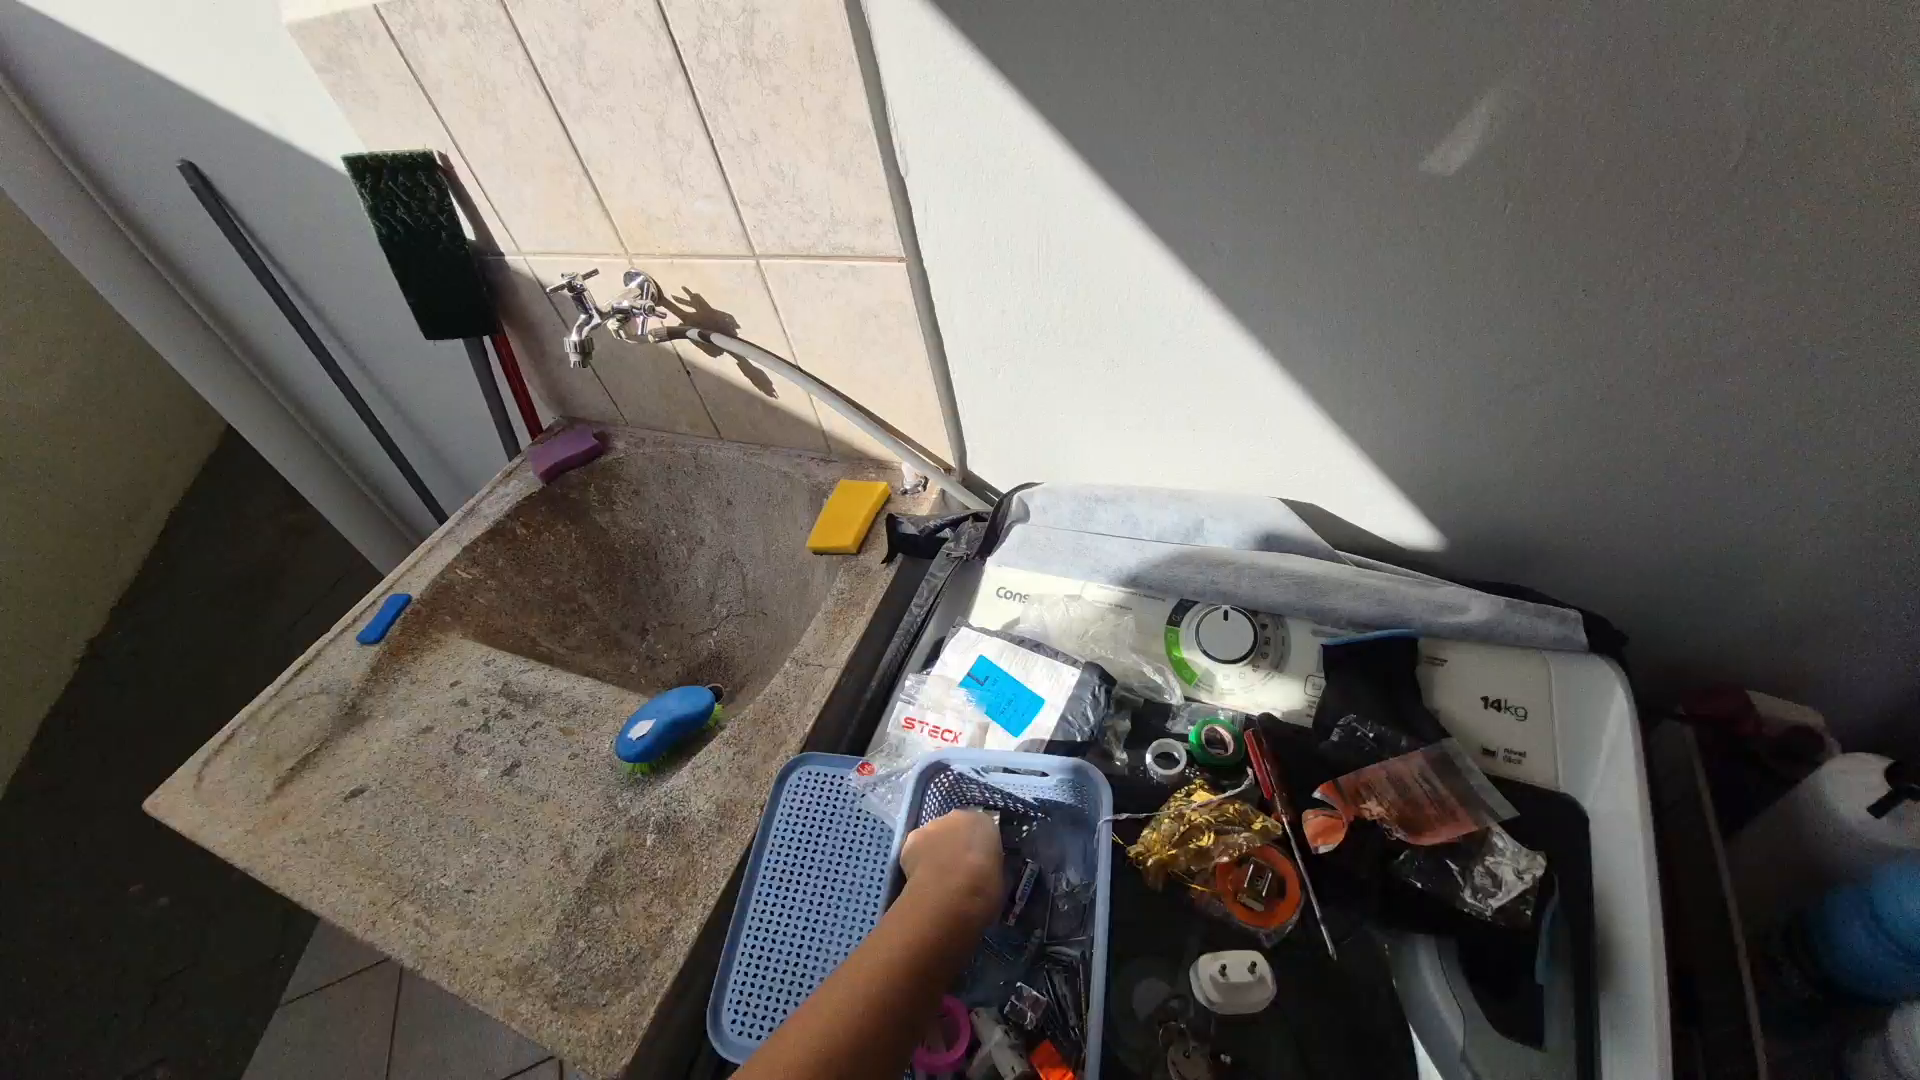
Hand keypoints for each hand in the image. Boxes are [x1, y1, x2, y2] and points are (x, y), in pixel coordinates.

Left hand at [899, 809, 1003, 926]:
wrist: (948, 898)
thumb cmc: (983, 889)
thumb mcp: (1000, 878)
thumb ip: (992, 865)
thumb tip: (988, 868)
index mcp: (983, 822)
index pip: (984, 829)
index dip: (981, 847)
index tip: (980, 864)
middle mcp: (956, 816)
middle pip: (957, 828)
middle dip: (957, 844)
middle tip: (960, 870)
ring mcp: (931, 825)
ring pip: (935, 836)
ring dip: (937, 850)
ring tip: (938, 877)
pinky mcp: (910, 840)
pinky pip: (917, 848)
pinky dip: (918, 859)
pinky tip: (922, 878)